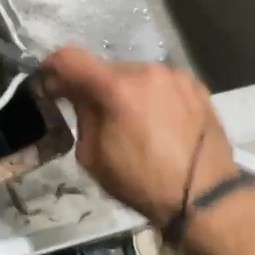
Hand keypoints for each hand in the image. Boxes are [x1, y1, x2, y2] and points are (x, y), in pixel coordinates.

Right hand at [41, 47, 238, 223]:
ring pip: (135, 76)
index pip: (69, 58)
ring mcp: (175, 76)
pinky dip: (151, 97)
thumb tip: (77, 96)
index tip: (49, 83)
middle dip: (93, 87)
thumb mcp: (92, 156)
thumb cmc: (141, 181)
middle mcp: (145, 71)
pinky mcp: (196, 86)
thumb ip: (81, 116)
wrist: (205, 196)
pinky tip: (157, 123)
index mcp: (116, 87)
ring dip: (124, 91)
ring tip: (131, 121)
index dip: (52, 67)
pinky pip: (161, 84)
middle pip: (105, 69)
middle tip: (93, 113)